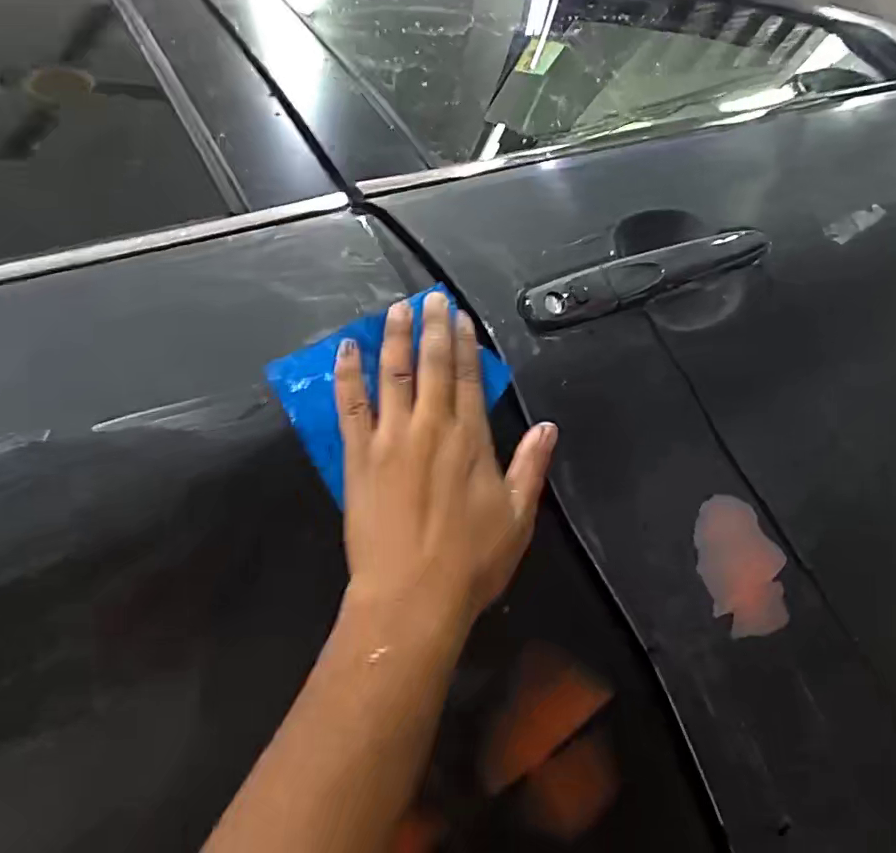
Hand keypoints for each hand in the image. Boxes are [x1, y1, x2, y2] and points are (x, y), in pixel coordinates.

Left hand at [334, 291, 557, 637]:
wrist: (410, 599)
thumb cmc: (470, 562)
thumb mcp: (517, 516)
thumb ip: (531, 466)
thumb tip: (548, 426)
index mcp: (469, 440)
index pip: (467, 378)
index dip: (464, 344)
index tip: (460, 317)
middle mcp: (430, 428)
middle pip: (431, 365)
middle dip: (433, 327)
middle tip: (431, 297)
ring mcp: (389, 439)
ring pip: (393, 375)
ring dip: (395, 339)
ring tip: (397, 309)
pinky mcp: (357, 458)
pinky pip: (351, 406)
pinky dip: (348, 375)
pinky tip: (347, 350)